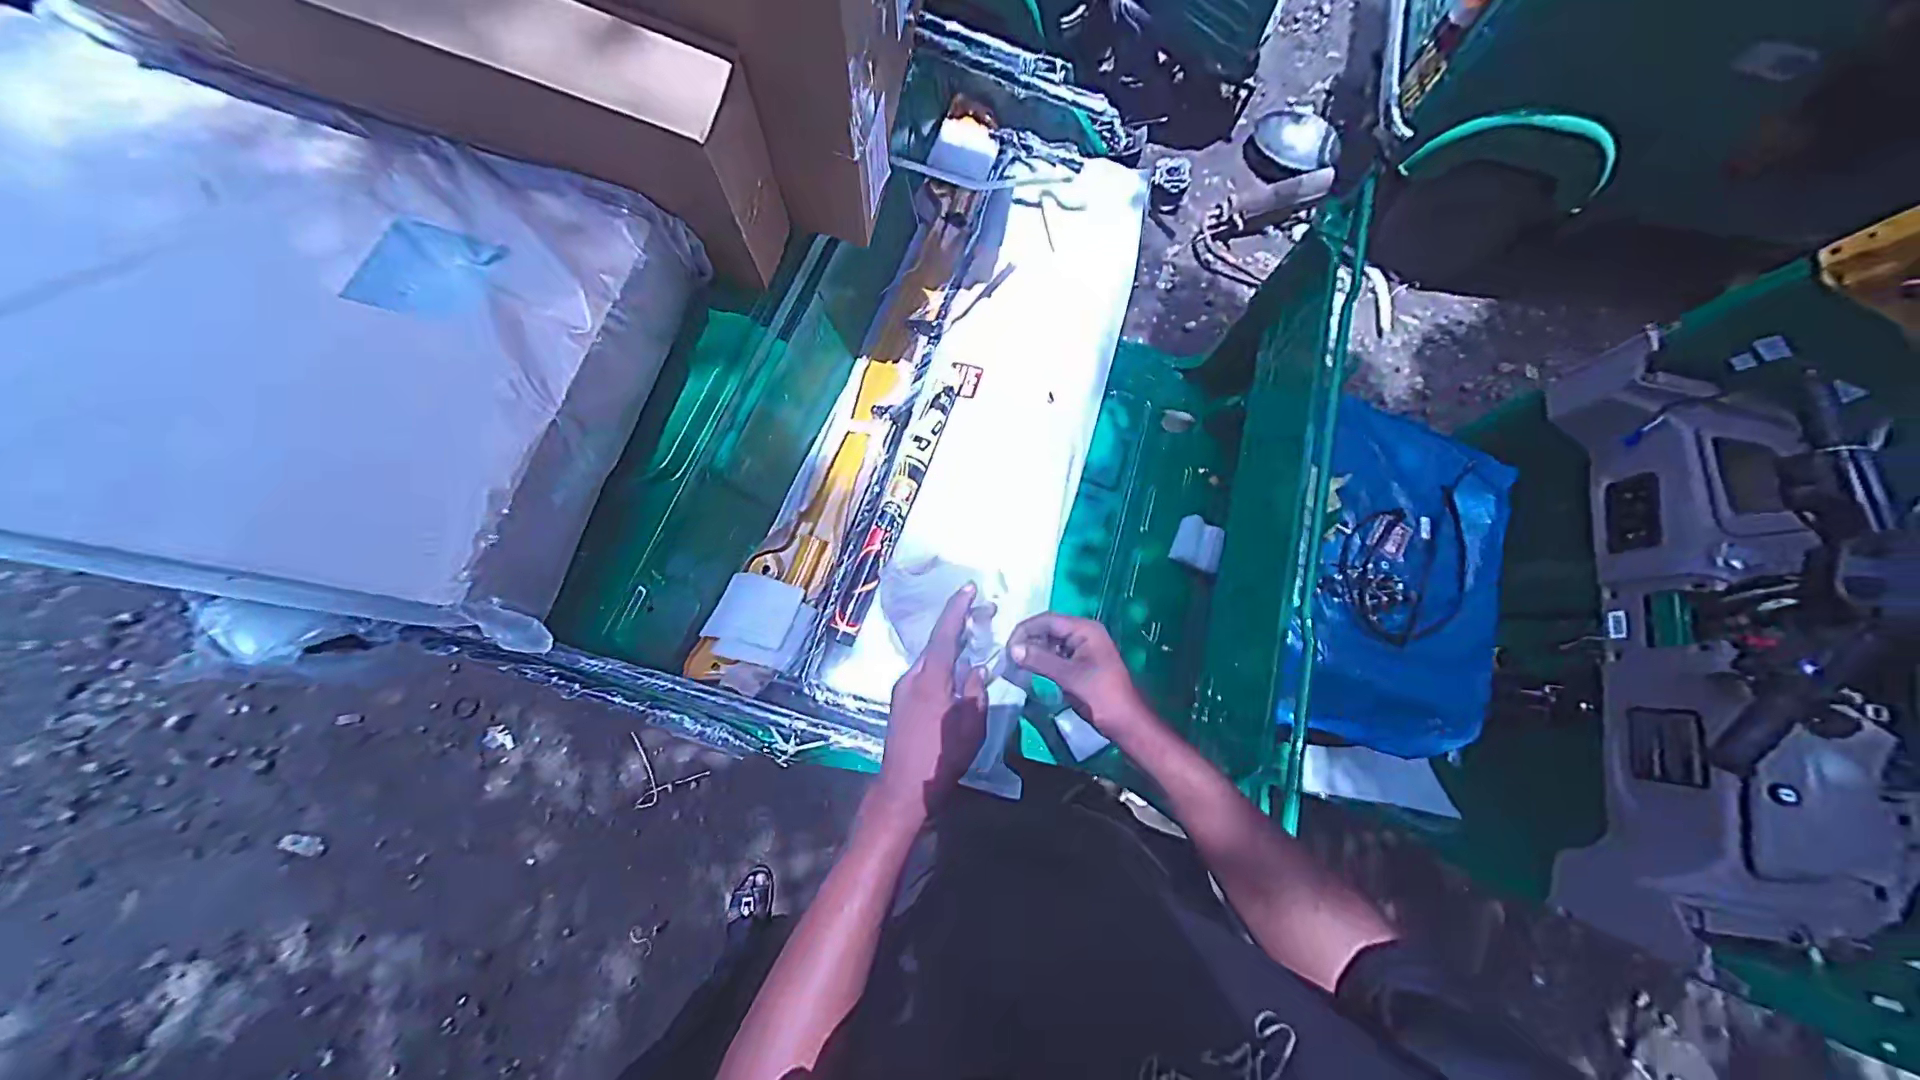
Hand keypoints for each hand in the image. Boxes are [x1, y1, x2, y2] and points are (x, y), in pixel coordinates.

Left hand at [879, 584, 987, 815]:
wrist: (903, 787)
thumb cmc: (941, 757)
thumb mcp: (970, 725)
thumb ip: (975, 691)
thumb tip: (977, 668)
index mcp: (930, 678)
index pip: (945, 634)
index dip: (958, 609)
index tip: (969, 588)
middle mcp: (912, 677)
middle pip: (937, 643)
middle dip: (959, 626)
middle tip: (984, 615)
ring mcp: (902, 689)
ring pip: (930, 659)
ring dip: (951, 647)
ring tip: (974, 642)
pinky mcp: (901, 701)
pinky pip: (924, 673)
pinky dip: (942, 665)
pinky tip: (956, 672)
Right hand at [1008, 613, 1155, 741]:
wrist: (1125, 722)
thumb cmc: (1102, 695)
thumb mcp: (1069, 676)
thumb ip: (1040, 660)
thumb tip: (1013, 649)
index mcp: (1085, 629)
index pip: (1048, 620)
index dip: (1025, 630)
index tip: (1008, 647)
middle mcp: (1082, 633)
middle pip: (1047, 629)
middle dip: (1027, 640)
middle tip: (1008, 657)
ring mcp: (1081, 648)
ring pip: (1049, 643)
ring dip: (1032, 651)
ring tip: (1014, 664)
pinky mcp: (1078, 663)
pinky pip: (1054, 656)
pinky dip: (1040, 661)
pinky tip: (1027, 669)